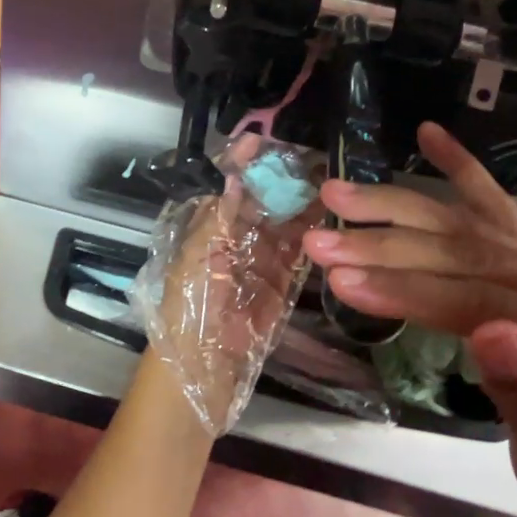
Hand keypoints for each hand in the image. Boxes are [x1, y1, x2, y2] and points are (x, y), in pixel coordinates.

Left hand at [149, 176, 315, 431]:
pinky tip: (328, 224)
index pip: (224, 190)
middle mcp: (229, 248)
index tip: (261, 138)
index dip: (239, 164)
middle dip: (277, 184)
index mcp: (203, 234)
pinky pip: (293, 265)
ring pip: (279, 233)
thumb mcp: (195, 259)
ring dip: (299, 210)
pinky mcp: (275, 298)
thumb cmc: (187, 311)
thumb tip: (231, 177)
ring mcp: (253, 272)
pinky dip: (308, 244)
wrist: (195, 377)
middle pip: (257, 209)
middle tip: (308, 158)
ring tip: (326, 183)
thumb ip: (216, 219)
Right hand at [303, 122, 516, 516]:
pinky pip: (498, 215)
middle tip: (318, 238)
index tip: (340, 280)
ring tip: (337, 192)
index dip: (409, 290)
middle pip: (472, 254)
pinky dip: (461, 172)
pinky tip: (432, 136)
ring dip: (398, 208)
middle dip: (387, 247)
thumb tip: (491, 334)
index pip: (486, 300)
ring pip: (471, 228)